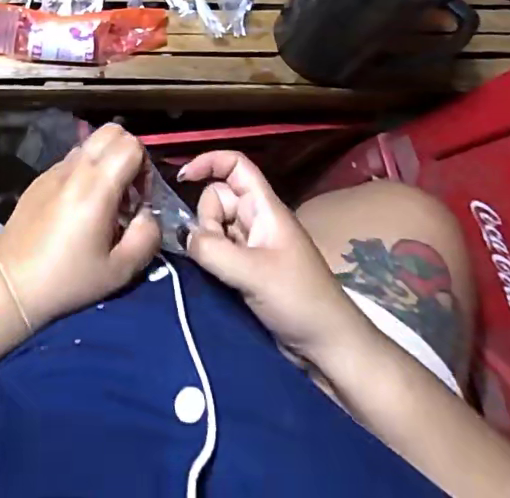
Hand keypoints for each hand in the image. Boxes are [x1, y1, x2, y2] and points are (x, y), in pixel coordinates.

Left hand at [0, 123, 161, 327]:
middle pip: (112, 131)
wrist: (12, 283)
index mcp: (96, 186)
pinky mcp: (40, 178)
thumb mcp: (120, 270)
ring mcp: (54, 170)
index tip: (139, 198)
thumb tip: (147, 214)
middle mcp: (75, 168)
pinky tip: (79, 207)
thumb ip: (147, 236)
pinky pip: (72, 160)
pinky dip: (85, 172)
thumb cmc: (68, 279)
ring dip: (106, 162)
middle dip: (128, 154)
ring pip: (91, 143)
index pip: (132, 145)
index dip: (145, 167)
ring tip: (103, 201)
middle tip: (127, 191)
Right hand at [179, 150, 365, 357]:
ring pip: (214, 228)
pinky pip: (217, 253)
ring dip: (206, 245)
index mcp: (265, 208)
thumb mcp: (253, 273)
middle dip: (206, 220)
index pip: (236, 165)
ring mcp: (251, 247)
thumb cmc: (300, 300)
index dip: (209, 162)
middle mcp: (256, 221)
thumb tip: (183, 235)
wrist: (327, 347)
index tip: (182, 178)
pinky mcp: (246, 271)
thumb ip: (213, 250)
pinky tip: (211, 280)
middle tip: (218, 254)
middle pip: (217, 198)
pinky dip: (209, 261)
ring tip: (221, 274)